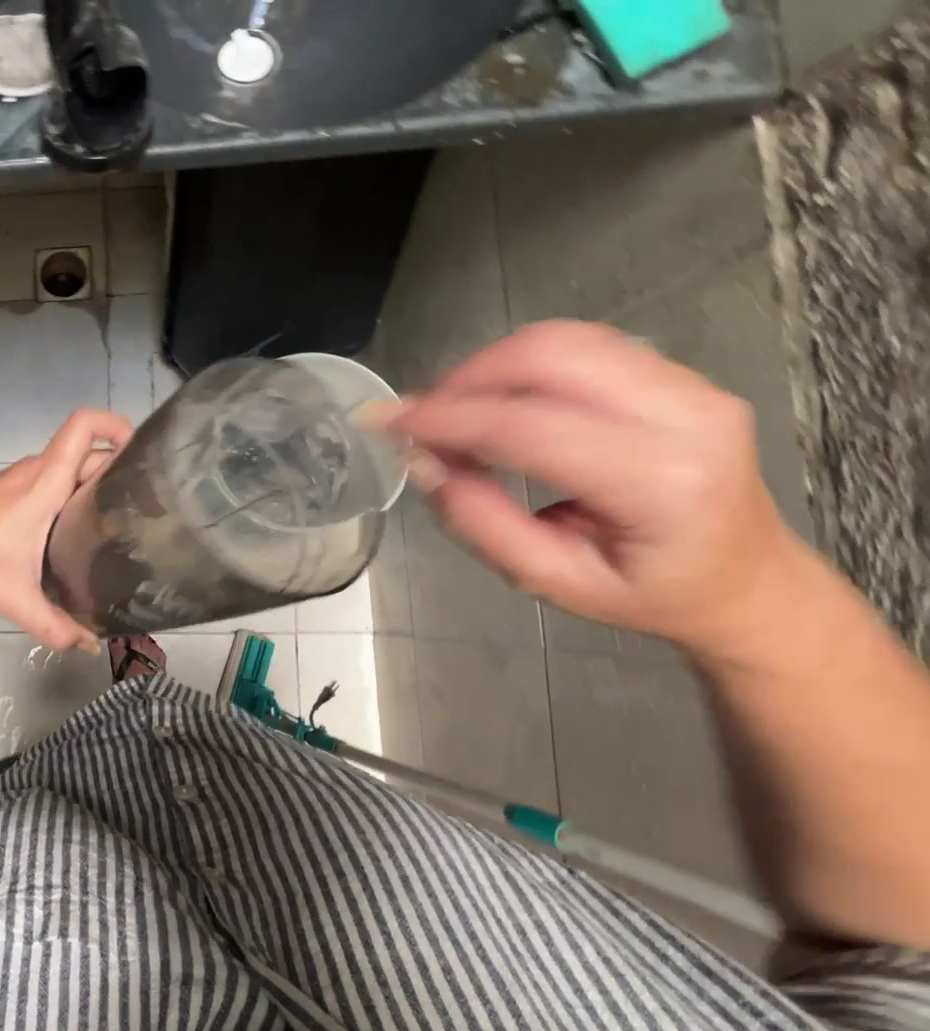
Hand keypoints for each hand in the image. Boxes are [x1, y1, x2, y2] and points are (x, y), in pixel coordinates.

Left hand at [0, 408, 133, 651]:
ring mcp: (21, 477)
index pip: (82, 427)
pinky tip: (81, 525)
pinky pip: (53, 477)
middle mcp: (35, 471)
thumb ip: (55, 624)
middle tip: (145, 503)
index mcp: (44, 484)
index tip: (140, 453)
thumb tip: (88, 643)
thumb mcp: (17, 598)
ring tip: (120, 515)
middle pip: (88, 451)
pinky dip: (74, 490)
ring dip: (96, 480)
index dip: (115, 425)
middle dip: (119, 468)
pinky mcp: (11, 488)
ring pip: (70, 465)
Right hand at [367, 320, 805, 655]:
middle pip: (551, 356)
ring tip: (454, 414)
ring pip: (565, 339)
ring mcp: (689, 386)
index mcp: (658, 482)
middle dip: (466, 378)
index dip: (446, 419)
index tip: (384, 422)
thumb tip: (425, 466)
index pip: (528, 427)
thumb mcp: (554, 582)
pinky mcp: (678, 375)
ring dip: (490, 368)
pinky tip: (498, 404)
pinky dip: (521, 367)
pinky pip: (584, 346)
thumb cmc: (649, 592)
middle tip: (420, 417)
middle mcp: (685, 415)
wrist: (745, 578)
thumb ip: (484, 525)